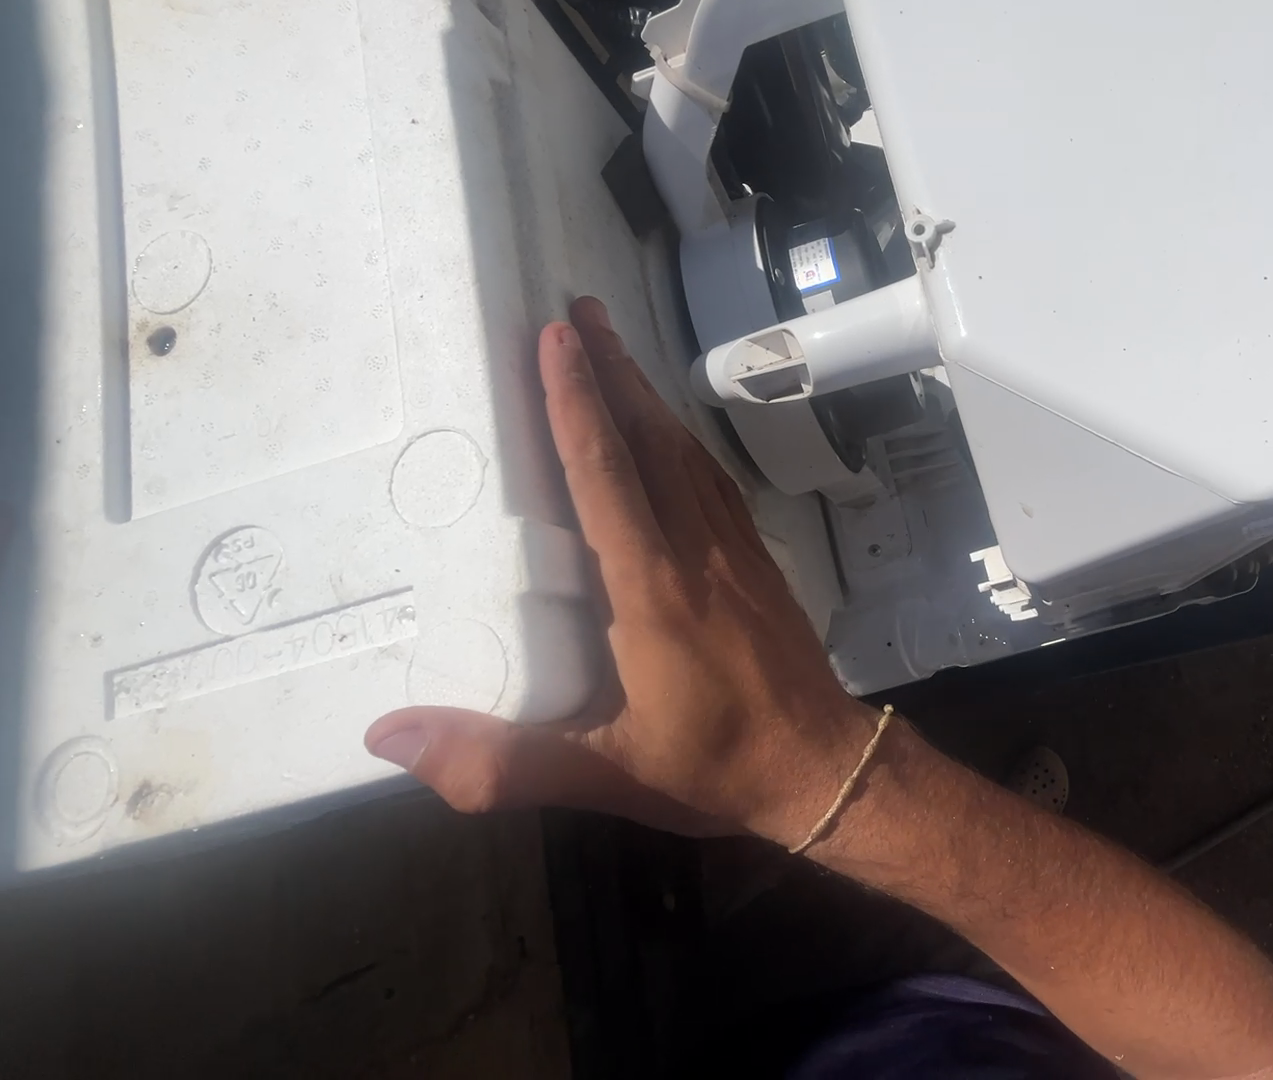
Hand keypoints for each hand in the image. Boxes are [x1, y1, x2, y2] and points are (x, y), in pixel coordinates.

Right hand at [364, 297, 877, 843]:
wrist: (821, 765)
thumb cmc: (717, 767)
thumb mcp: (606, 776)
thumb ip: (500, 761)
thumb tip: (387, 732)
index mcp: (653, 592)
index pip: (608, 475)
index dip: (577, 404)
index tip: (556, 338)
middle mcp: (699, 554)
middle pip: (652, 444)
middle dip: (614, 373)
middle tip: (581, 310)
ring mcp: (738, 555)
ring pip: (690, 459)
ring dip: (652, 401)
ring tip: (617, 354)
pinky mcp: (761, 566)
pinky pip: (719, 488)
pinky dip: (688, 448)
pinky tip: (676, 439)